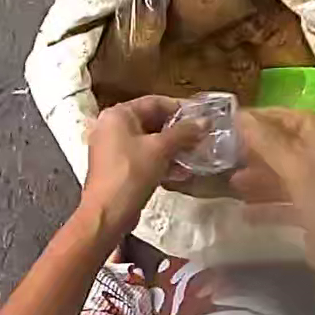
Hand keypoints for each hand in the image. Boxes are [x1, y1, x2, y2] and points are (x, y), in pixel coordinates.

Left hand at [81, 95, 200, 239]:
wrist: (108, 212)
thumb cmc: (132, 173)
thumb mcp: (161, 149)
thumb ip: (184, 132)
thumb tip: (205, 121)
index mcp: (118, 115)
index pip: (154, 102)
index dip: (180, 108)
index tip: (201, 118)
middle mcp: (111, 126)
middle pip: (151, 121)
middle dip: (177, 131)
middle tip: (201, 137)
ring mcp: (112, 148)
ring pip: (148, 141)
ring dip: (172, 147)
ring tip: (195, 154)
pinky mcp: (118, 167)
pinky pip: (143, 156)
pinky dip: (161, 160)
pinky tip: (181, 170)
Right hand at [231, 108, 314, 273]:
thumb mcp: (293, 166)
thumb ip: (266, 141)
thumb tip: (240, 115)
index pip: (294, 117)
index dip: (267, 116)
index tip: (237, 120)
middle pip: (286, 147)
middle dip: (257, 149)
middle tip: (228, 152)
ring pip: (283, 175)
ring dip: (258, 177)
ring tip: (231, 182)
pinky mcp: (311, 213)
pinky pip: (284, 202)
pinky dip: (265, 205)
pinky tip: (243, 212)